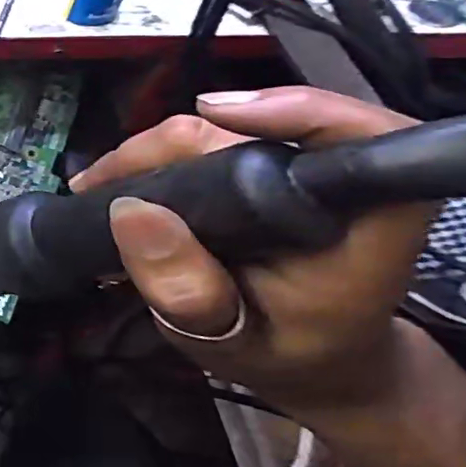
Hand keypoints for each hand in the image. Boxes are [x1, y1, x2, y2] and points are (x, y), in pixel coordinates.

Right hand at [70, 86, 426, 411]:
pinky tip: (124, 179)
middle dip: (167, 147)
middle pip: (247, 126)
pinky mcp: (263, 160)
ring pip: (215, 129)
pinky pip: (204, 138)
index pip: (360, 135)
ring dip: (153, 152)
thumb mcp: (234, 345)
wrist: (310, 357)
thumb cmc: (288, 354)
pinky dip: (158, 155)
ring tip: (101, 187)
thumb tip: (131, 211)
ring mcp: (295, 164)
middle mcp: (331, 179)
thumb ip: (191, 294)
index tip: (213, 114)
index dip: (299, 109)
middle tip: (100, 186)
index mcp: (364, 223)